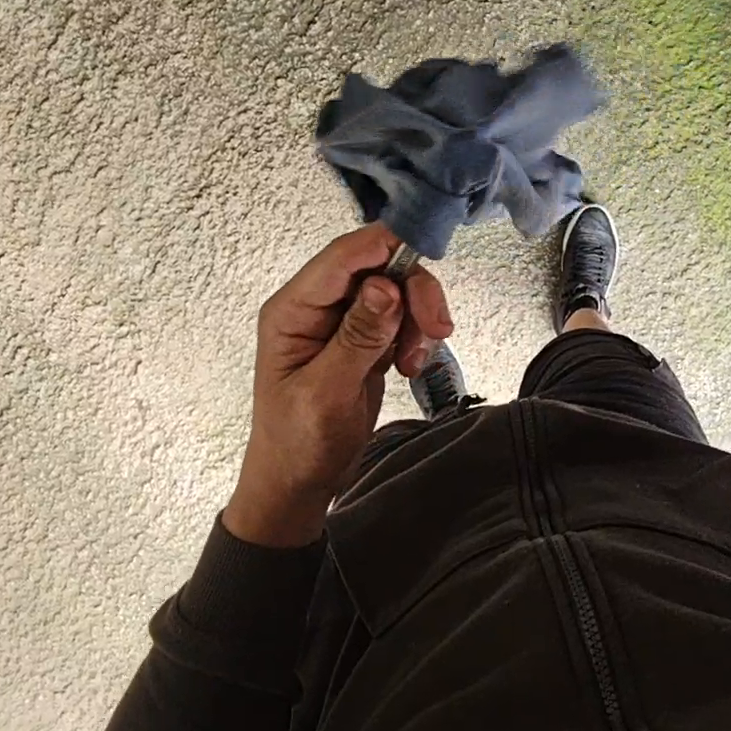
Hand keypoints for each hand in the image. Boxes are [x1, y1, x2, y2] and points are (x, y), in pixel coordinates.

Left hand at [223, 224, 452, 547]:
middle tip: (436, 330)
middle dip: (413, 292)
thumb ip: (357, 337)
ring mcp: (342, 323)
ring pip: (397, 291)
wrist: (299, 482)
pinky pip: (401, 318)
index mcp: (294, 309)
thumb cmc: (298, 443)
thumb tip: (385, 285)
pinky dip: (416, 336)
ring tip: (416, 361)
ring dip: (418, 318)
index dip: (386, 248)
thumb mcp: (326, 392)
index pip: (343, 257)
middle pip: (378, 267)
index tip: (428, 261)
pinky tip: (411, 366)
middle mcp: (317, 307)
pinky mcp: (364, 340)